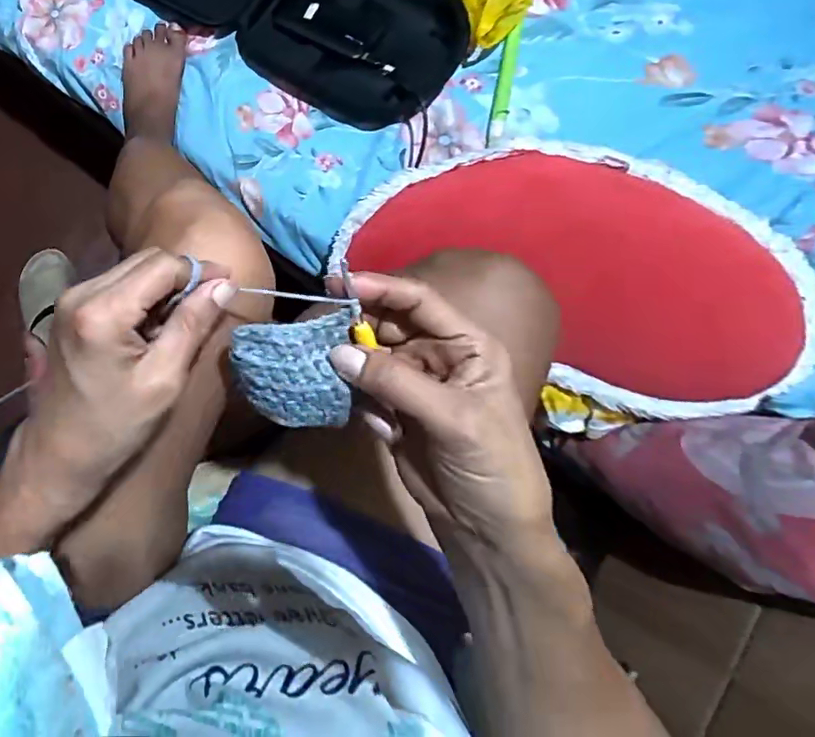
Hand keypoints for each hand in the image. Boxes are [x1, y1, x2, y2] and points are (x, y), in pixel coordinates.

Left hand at [6, 249, 234, 524]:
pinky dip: (141, 295)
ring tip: (178, 323)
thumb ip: (192, 324)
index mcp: (102, 310)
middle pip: (145, 260)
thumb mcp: (164, 380)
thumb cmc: (116, 426)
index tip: (228, 285)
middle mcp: (81, 292)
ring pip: (131, 268)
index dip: (200, 270)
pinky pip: (116, 283)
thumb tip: (224, 284)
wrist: (59, 453)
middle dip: (181, 277)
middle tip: (206, 306)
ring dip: (161, 286)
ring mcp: (70, 297)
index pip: (162, 265)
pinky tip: (151, 327)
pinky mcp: (69, 306)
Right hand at [327, 272, 554, 557]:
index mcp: (467, 345)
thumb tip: (337, 351)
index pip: (419, 301)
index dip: (381, 287)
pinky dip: (356, 395)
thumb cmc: (492, 465)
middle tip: (322, 327)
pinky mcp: (392, 408)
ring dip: (350, 360)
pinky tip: (375, 423)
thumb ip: (395, 381)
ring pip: (369, 354)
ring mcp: (412, 382)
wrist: (488, 533)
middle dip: (357, 323)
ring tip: (332, 370)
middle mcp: (438, 355)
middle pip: (388, 323)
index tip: (340, 283)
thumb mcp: (453, 418)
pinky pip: (362, 387)